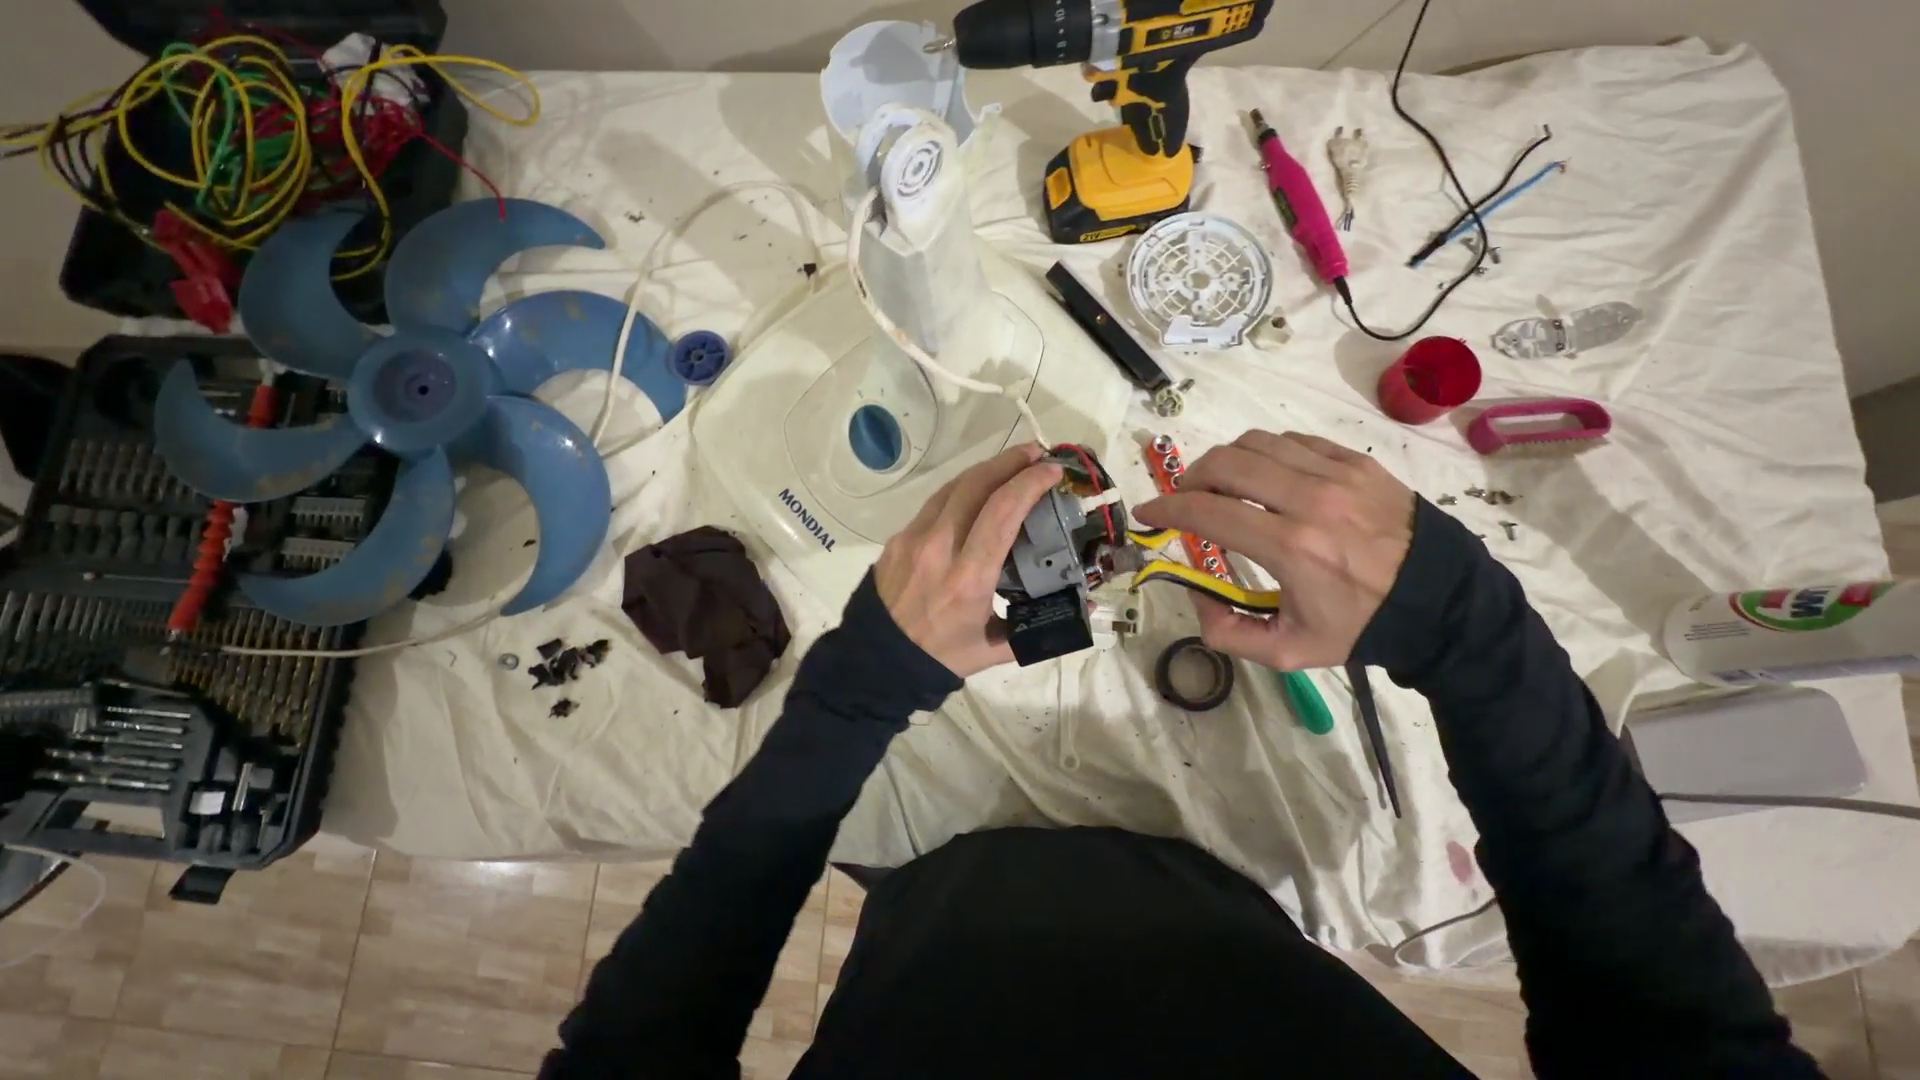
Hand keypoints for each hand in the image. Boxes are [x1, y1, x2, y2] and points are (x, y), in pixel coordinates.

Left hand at [874, 444, 1063, 677]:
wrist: (878, 659)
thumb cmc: (942, 656)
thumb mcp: (995, 648)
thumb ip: (1041, 626)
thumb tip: (1086, 607)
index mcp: (968, 578)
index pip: (1001, 512)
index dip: (1029, 483)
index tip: (1052, 471)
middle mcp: (939, 549)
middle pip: (976, 486)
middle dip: (1010, 462)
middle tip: (1038, 453)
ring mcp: (914, 539)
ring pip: (953, 487)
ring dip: (986, 469)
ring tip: (1013, 464)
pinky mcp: (898, 538)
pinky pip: (935, 503)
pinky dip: (963, 489)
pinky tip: (979, 491)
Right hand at [1133, 431, 1414, 670]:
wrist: (1442, 602)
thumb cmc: (1360, 626)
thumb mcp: (1288, 651)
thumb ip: (1226, 631)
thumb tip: (1194, 593)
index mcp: (1292, 548)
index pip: (1207, 511)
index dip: (1165, 509)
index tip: (1146, 513)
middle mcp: (1311, 499)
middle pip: (1226, 463)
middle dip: (1190, 478)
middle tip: (1184, 498)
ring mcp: (1338, 473)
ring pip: (1257, 442)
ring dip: (1226, 461)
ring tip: (1221, 484)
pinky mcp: (1358, 462)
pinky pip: (1294, 440)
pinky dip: (1266, 453)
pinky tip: (1265, 476)